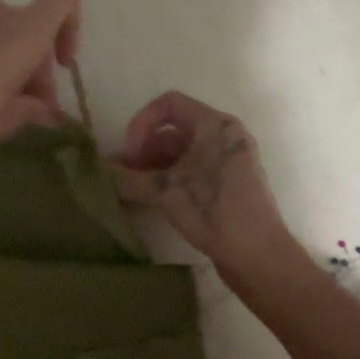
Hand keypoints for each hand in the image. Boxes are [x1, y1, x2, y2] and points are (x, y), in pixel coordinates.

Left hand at [0, 0, 80, 158]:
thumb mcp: (9, 119)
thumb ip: (34, 108)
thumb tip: (44, 109)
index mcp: (25, 30)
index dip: (71, 24)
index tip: (62, 62)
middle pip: (33, 25)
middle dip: (38, 63)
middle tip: (34, 105)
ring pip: (6, 32)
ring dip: (14, 62)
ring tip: (7, 104)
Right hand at [110, 91, 290, 265]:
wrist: (257, 254)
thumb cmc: (214, 211)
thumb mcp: (166, 192)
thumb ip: (129, 180)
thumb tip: (101, 173)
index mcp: (215, 125)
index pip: (169, 104)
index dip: (142, 123)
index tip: (129, 152)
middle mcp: (223, 137)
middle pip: (172, 131)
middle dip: (142, 150)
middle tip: (120, 175)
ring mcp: (225, 163)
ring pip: (179, 155)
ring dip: (151, 168)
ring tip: (127, 189)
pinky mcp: (224, 187)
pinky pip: (189, 173)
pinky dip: (166, 181)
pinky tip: (147, 199)